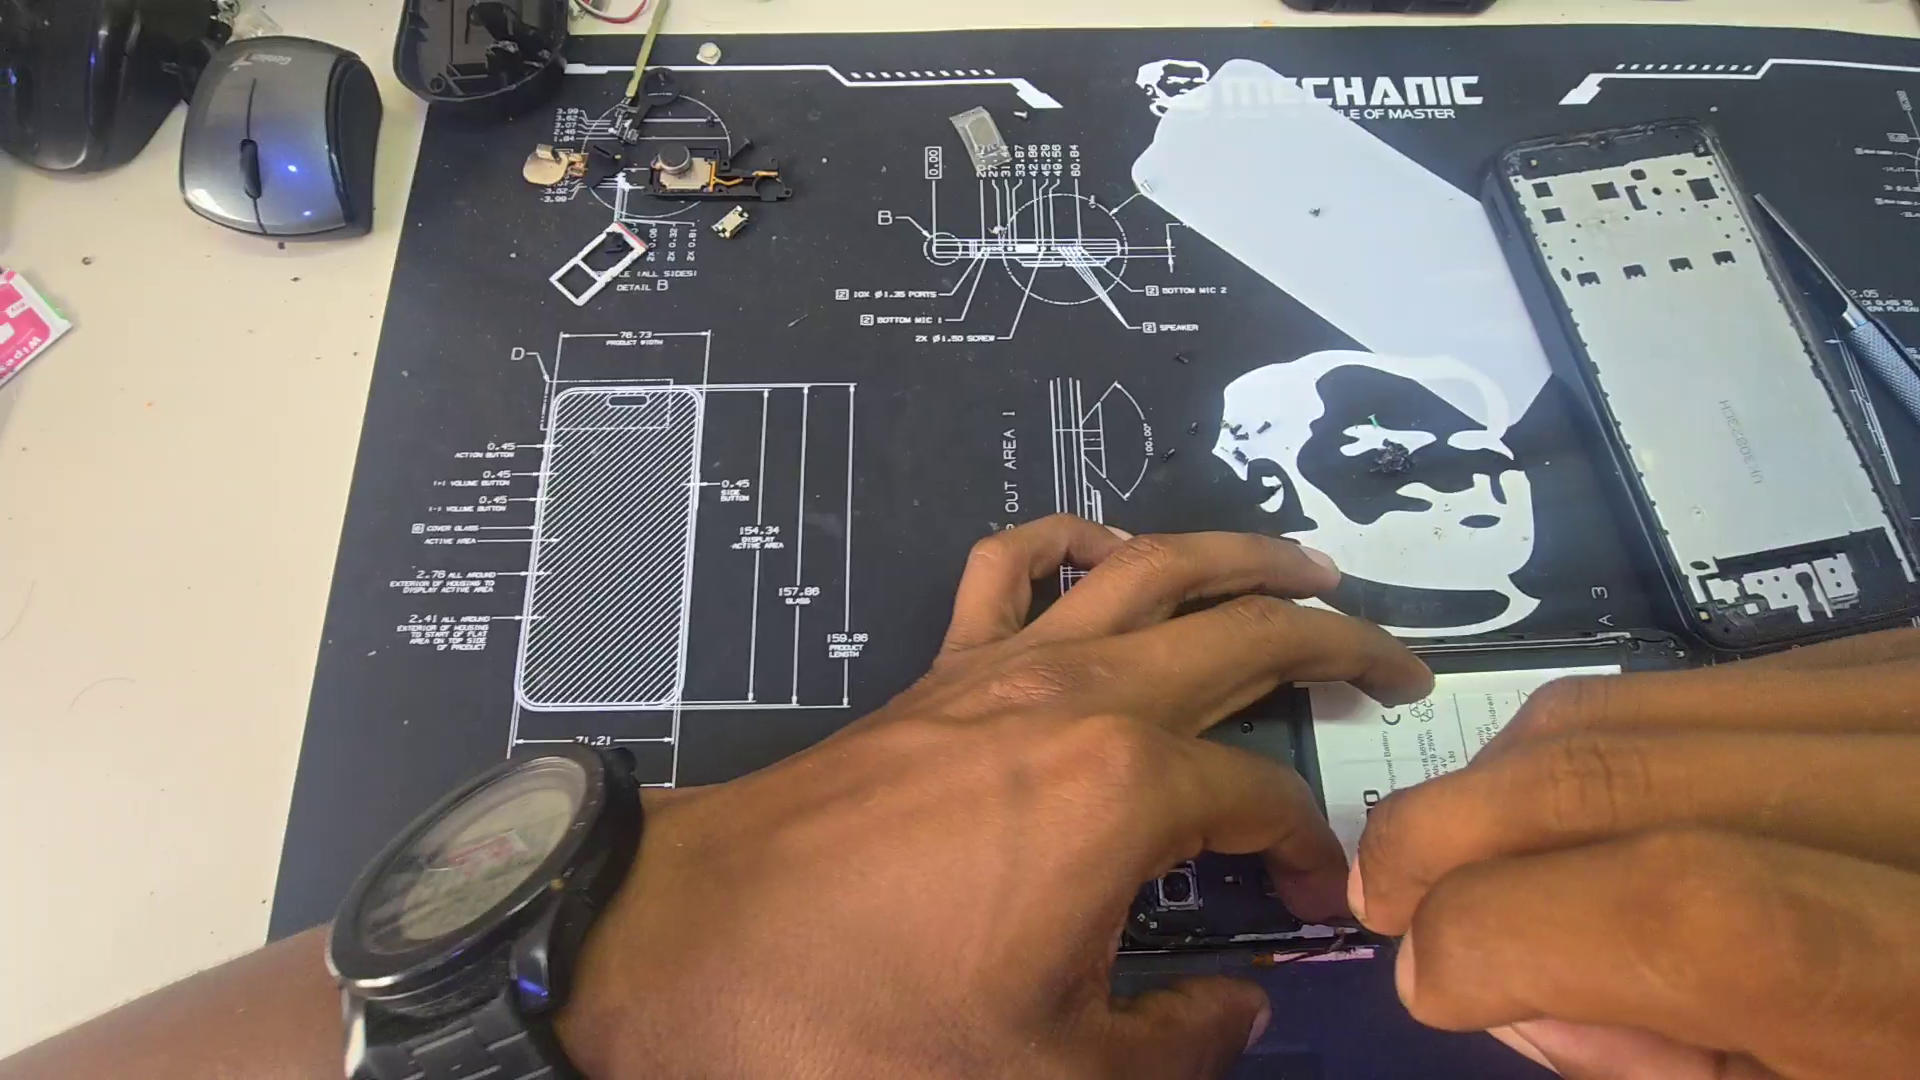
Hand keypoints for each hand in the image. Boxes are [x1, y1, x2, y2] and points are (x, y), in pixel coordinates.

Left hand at [557, 515, 1431, 1079]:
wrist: (711, 936)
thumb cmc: (873, 1015)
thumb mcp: (1053, 1068)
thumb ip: (1175, 1038)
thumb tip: (1238, 1003)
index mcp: (1126, 789)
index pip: (1262, 801)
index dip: (1310, 850)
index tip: (1316, 894)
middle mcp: (1085, 692)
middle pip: (1243, 634)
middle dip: (1338, 645)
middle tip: (1394, 666)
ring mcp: (1010, 657)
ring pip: (1148, 566)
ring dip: (1234, 557)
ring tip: (1301, 566)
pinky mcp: (948, 657)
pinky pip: (1012, 564)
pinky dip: (1067, 542)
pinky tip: (1107, 553)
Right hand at [1348, 630, 1919, 1079]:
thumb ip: (1665, 1066)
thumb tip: (1495, 984)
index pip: (1699, 909)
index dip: (1508, 940)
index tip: (1427, 981)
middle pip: (1616, 771)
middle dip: (1447, 833)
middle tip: (1381, 891)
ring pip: (1611, 710)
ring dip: (1488, 787)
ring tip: (1455, 852)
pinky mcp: (1885, 657)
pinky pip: (1657, 688)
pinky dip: (1563, 751)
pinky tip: (1553, 813)